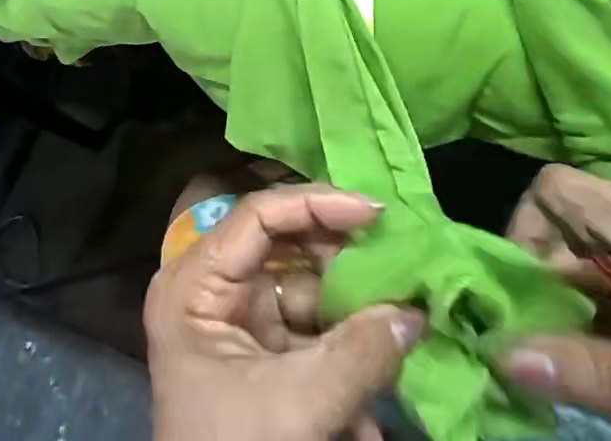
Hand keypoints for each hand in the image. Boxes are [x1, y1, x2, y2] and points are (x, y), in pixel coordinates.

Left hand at [145, 184, 426, 440]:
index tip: (373, 211)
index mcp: (195, 284)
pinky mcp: (266, 351)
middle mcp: (215, 289)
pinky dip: (348, 346)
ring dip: (353, 308)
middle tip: (392, 257)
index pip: (259, 215)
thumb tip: (414, 313)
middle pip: (288, 245)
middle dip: (343, 257)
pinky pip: (315, 328)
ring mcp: (241, 319)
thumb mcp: (296, 407)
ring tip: (395, 316)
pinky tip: (374, 380)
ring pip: (310, 286)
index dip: (317, 203)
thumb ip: (360, 355)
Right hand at [500, 166, 610, 440]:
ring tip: (544, 344)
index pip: (588, 200)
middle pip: (590, 214)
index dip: (534, 240)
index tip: (510, 302)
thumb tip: (506, 354)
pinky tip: (583, 350)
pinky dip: (594, 312)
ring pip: (602, 249)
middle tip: (519, 329)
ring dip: (566, 291)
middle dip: (545, 265)